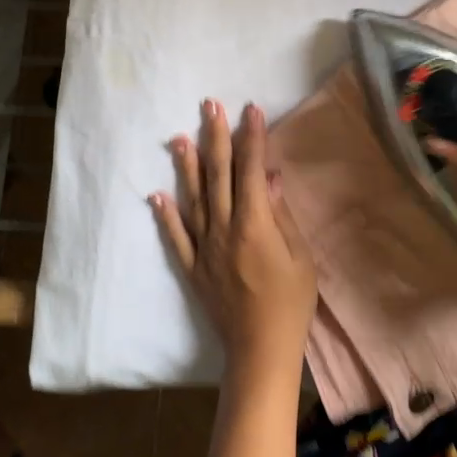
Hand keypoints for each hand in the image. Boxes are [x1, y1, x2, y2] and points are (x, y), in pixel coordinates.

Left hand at [152, 99, 317, 374]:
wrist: (260, 350)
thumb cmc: (290, 304)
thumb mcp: (299, 257)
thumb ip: (282, 215)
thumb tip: (271, 177)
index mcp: (254, 225)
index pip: (251, 170)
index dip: (251, 138)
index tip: (251, 109)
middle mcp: (224, 229)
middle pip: (218, 175)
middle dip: (215, 137)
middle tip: (210, 105)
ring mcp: (204, 249)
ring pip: (193, 199)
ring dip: (186, 166)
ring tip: (178, 136)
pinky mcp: (193, 269)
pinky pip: (176, 237)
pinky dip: (165, 215)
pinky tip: (156, 194)